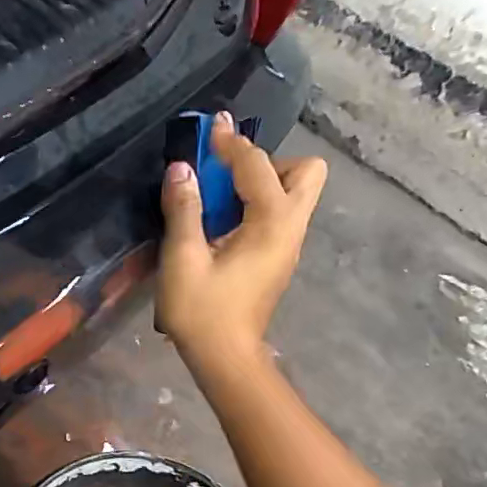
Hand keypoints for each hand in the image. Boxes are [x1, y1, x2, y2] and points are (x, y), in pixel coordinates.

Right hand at [156, 112, 325, 370]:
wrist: (225, 359)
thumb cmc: (202, 312)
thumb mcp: (183, 259)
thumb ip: (184, 208)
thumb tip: (181, 168)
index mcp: (272, 224)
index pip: (257, 165)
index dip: (230, 143)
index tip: (209, 128)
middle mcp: (291, 229)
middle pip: (305, 172)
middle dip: (267, 162)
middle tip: (227, 177)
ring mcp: (289, 246)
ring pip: (296, 193)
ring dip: (262, 182)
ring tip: (220, 197)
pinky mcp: (279, 259)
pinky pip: (279, 214)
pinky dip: (257, 203)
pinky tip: (223, 222)